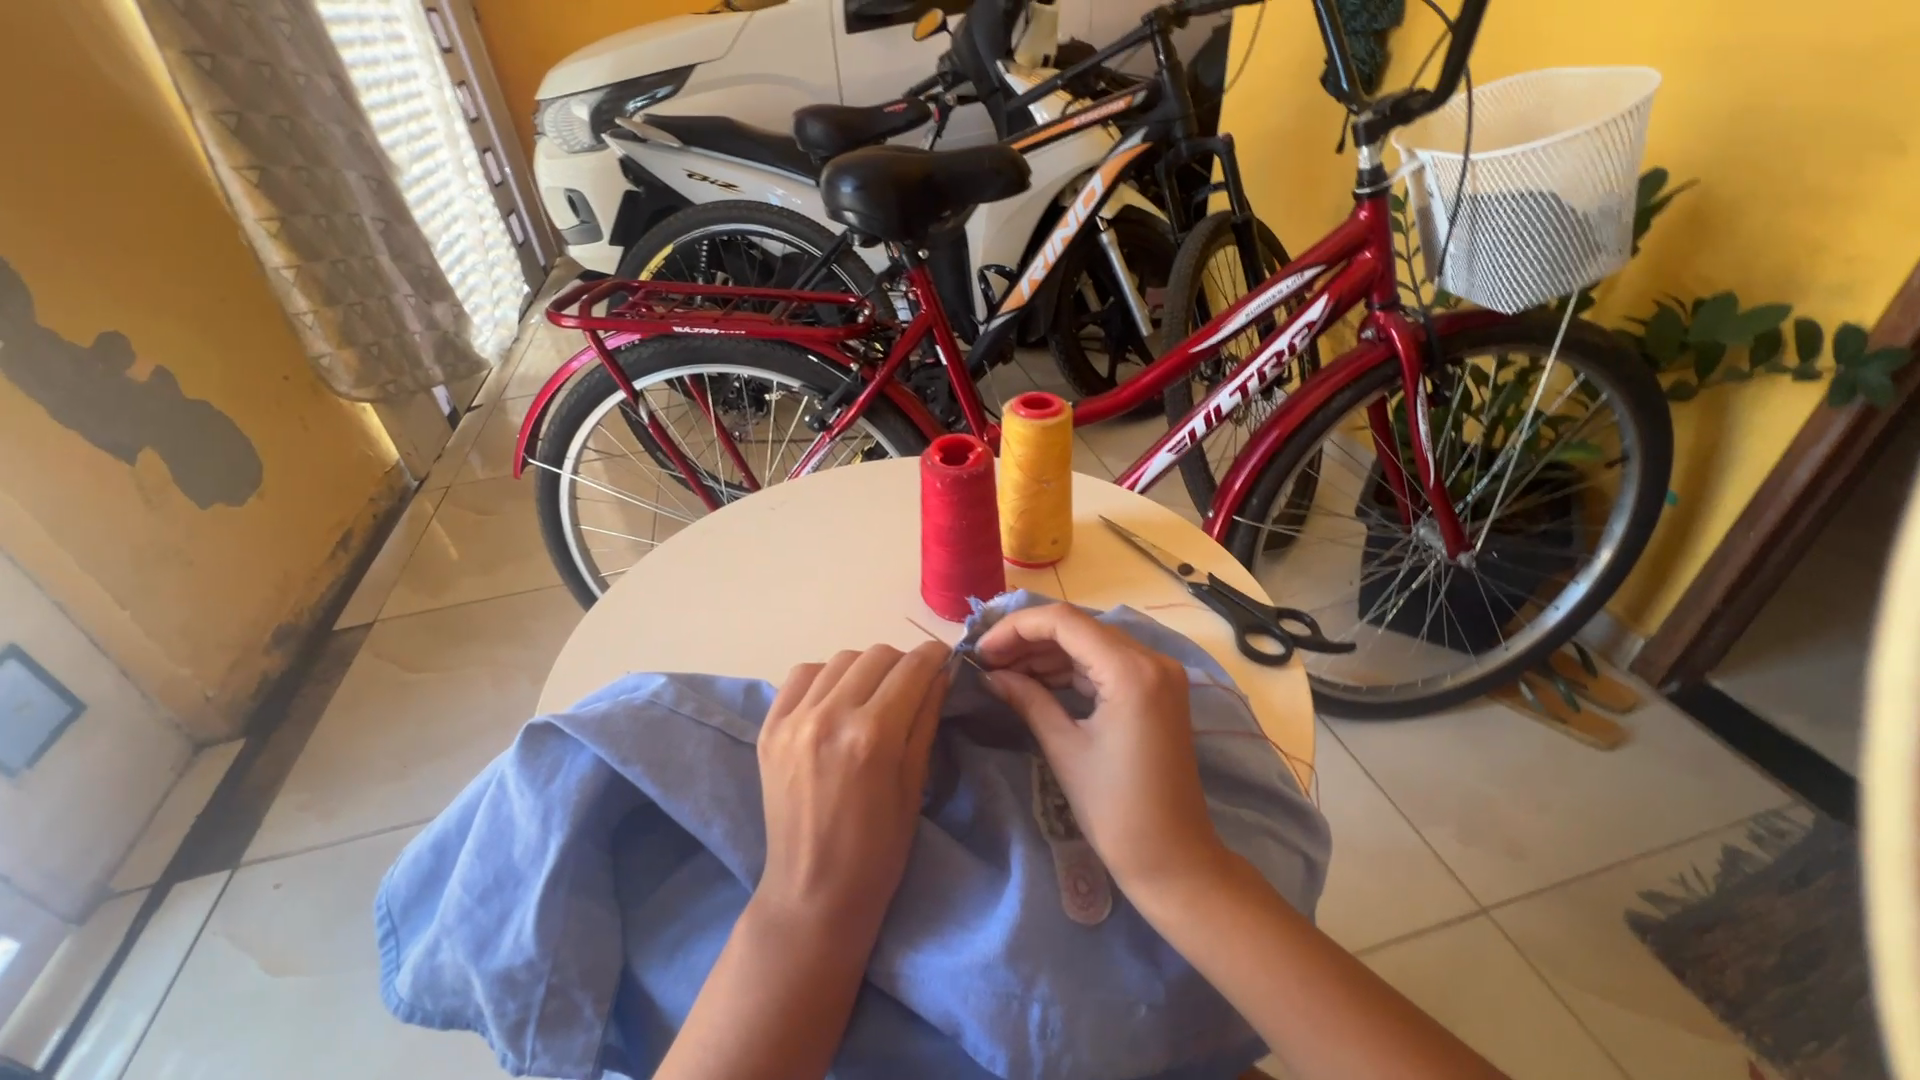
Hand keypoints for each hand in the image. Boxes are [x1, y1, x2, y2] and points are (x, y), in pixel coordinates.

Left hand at [756, 642, 950, 932]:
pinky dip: (826, 677)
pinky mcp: (770, 728)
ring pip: (840, 659)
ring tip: (873, 696)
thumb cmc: (878, 850)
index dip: (935, 657)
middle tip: (913, 686)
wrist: (813, 891)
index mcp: (873, 735)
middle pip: (877, 656)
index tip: (944, 660)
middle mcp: (830, 716)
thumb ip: (925, 720)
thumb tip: (938, 674)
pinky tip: (837, 700)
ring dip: (865, 669)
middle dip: (903, 664)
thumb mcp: (915, 785)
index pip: (912, 668)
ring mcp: (793, 720)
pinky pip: (802, 675)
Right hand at [976, 604, 1229, 892]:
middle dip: (1029, 640)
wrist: (1173, 857)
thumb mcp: (1065, 748)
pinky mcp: (1157, 692)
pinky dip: (1071, 669)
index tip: (981, 649)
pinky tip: (1035, 681)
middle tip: (987, 661)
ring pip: (1092, 644)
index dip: (1016, 628)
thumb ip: (1028, 699)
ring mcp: (1159, 675)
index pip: (1065, 622)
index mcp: (1132, 670)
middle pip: (1079, 628)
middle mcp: (1152, 660)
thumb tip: (992, 675)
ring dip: (1047, 653)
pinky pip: (1107, 665)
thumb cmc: (1116, 809)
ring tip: (1003, 671)